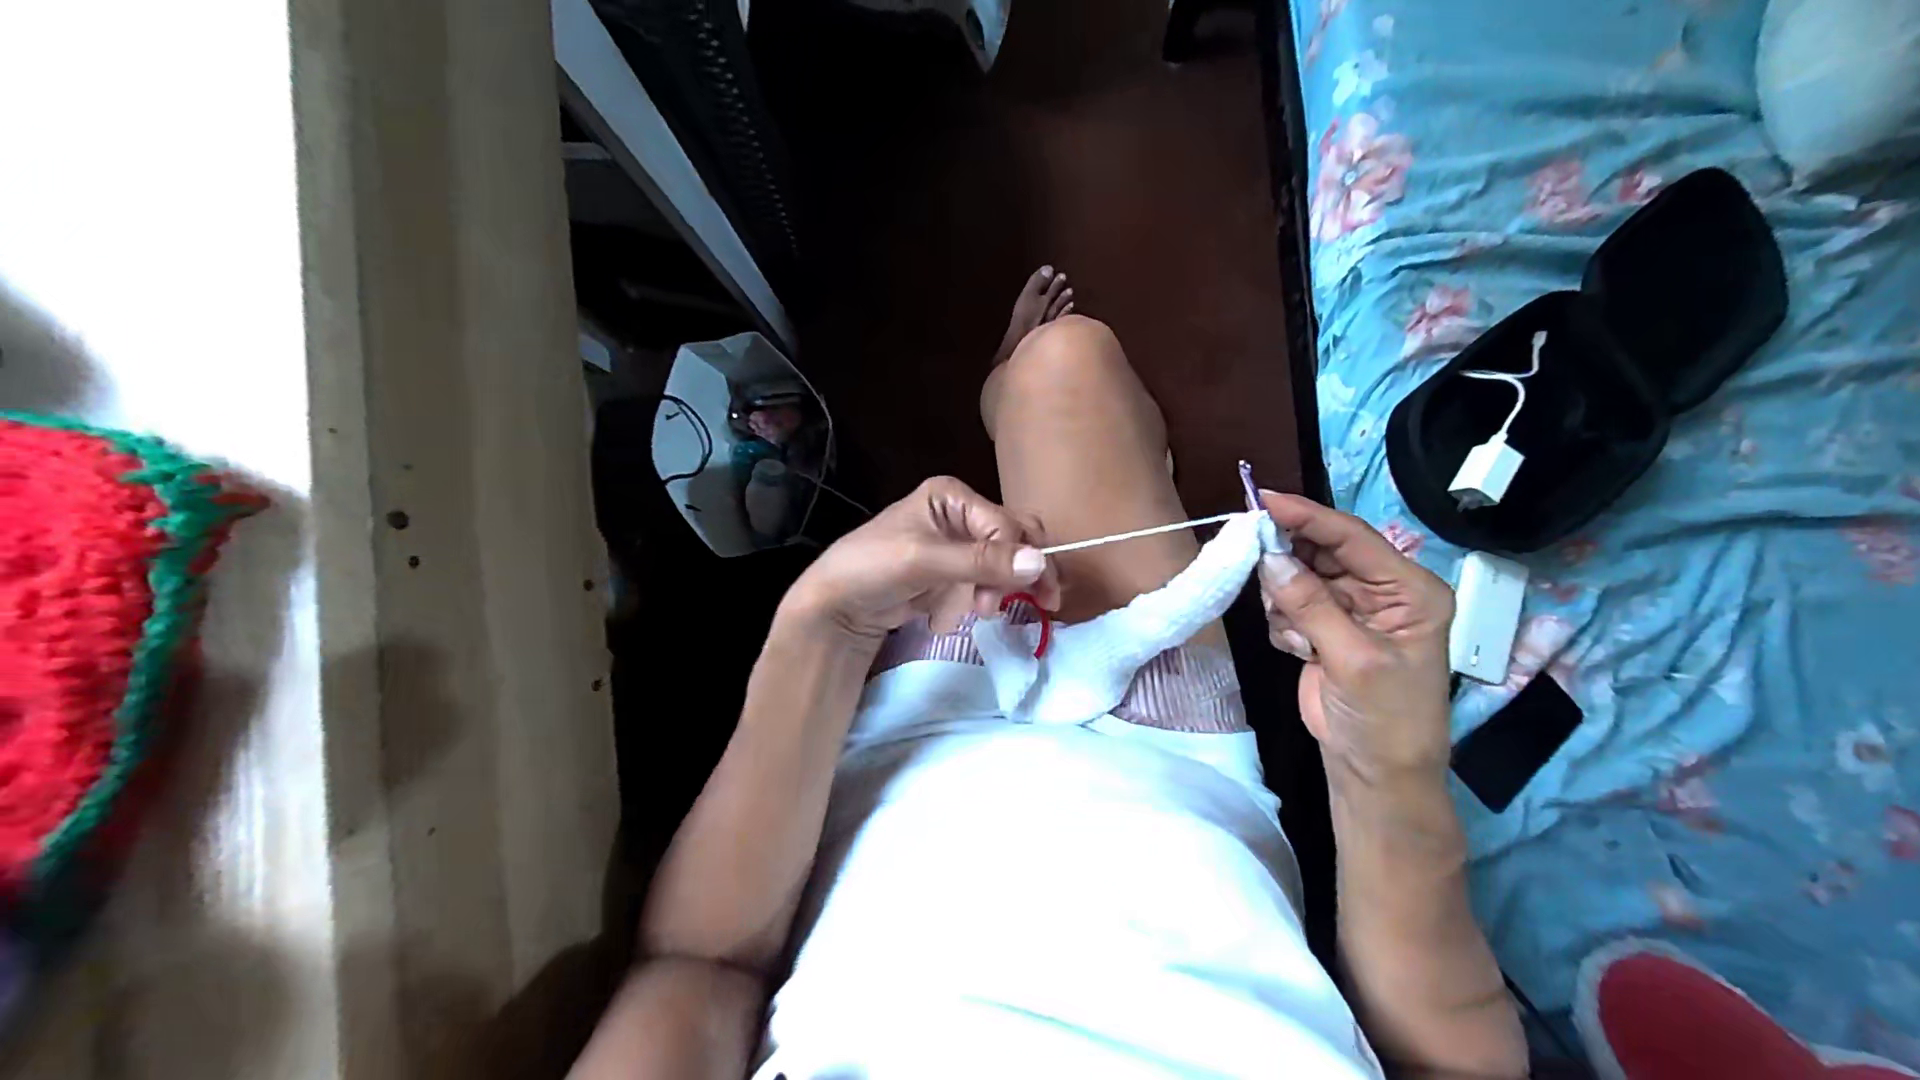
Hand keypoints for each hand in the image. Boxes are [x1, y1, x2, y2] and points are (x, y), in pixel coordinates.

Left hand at [780, 476, 1061, 646]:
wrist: (836, 606)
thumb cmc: (872, 569)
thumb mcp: (926, 561)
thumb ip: (981, 561)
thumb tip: (1039, 562)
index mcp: (951, 495)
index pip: (1004, 524)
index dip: (1015, 560)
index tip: (1007, 599)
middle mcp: (959, 514)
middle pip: (1012, 540)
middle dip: (1015, 575)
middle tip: (1040, 605)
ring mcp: (957, 544)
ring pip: (1003, 566)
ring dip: (989, 594)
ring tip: (972, 615)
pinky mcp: (952, 572)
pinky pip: (982, 585)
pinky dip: (972, 603)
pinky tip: (945, 618)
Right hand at [1256, 492, 1454, 788]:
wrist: (1374, 771)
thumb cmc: (1385, 718)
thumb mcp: (1353, 659)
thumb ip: (1311, 605)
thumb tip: (1269, 558)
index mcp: (1409, 589)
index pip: (1352, 537)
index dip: (1307, 516)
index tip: (1262, 499)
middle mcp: (1380, 590)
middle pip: (1321, 550)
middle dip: (1288, 558)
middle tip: (1252, 558)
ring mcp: (1349, 608)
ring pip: (1296, 574)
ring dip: (1283, 600)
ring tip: (1296, 636)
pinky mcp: (1323, 626)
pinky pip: (1286, 601)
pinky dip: (1282, 621)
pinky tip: (1298, 650)